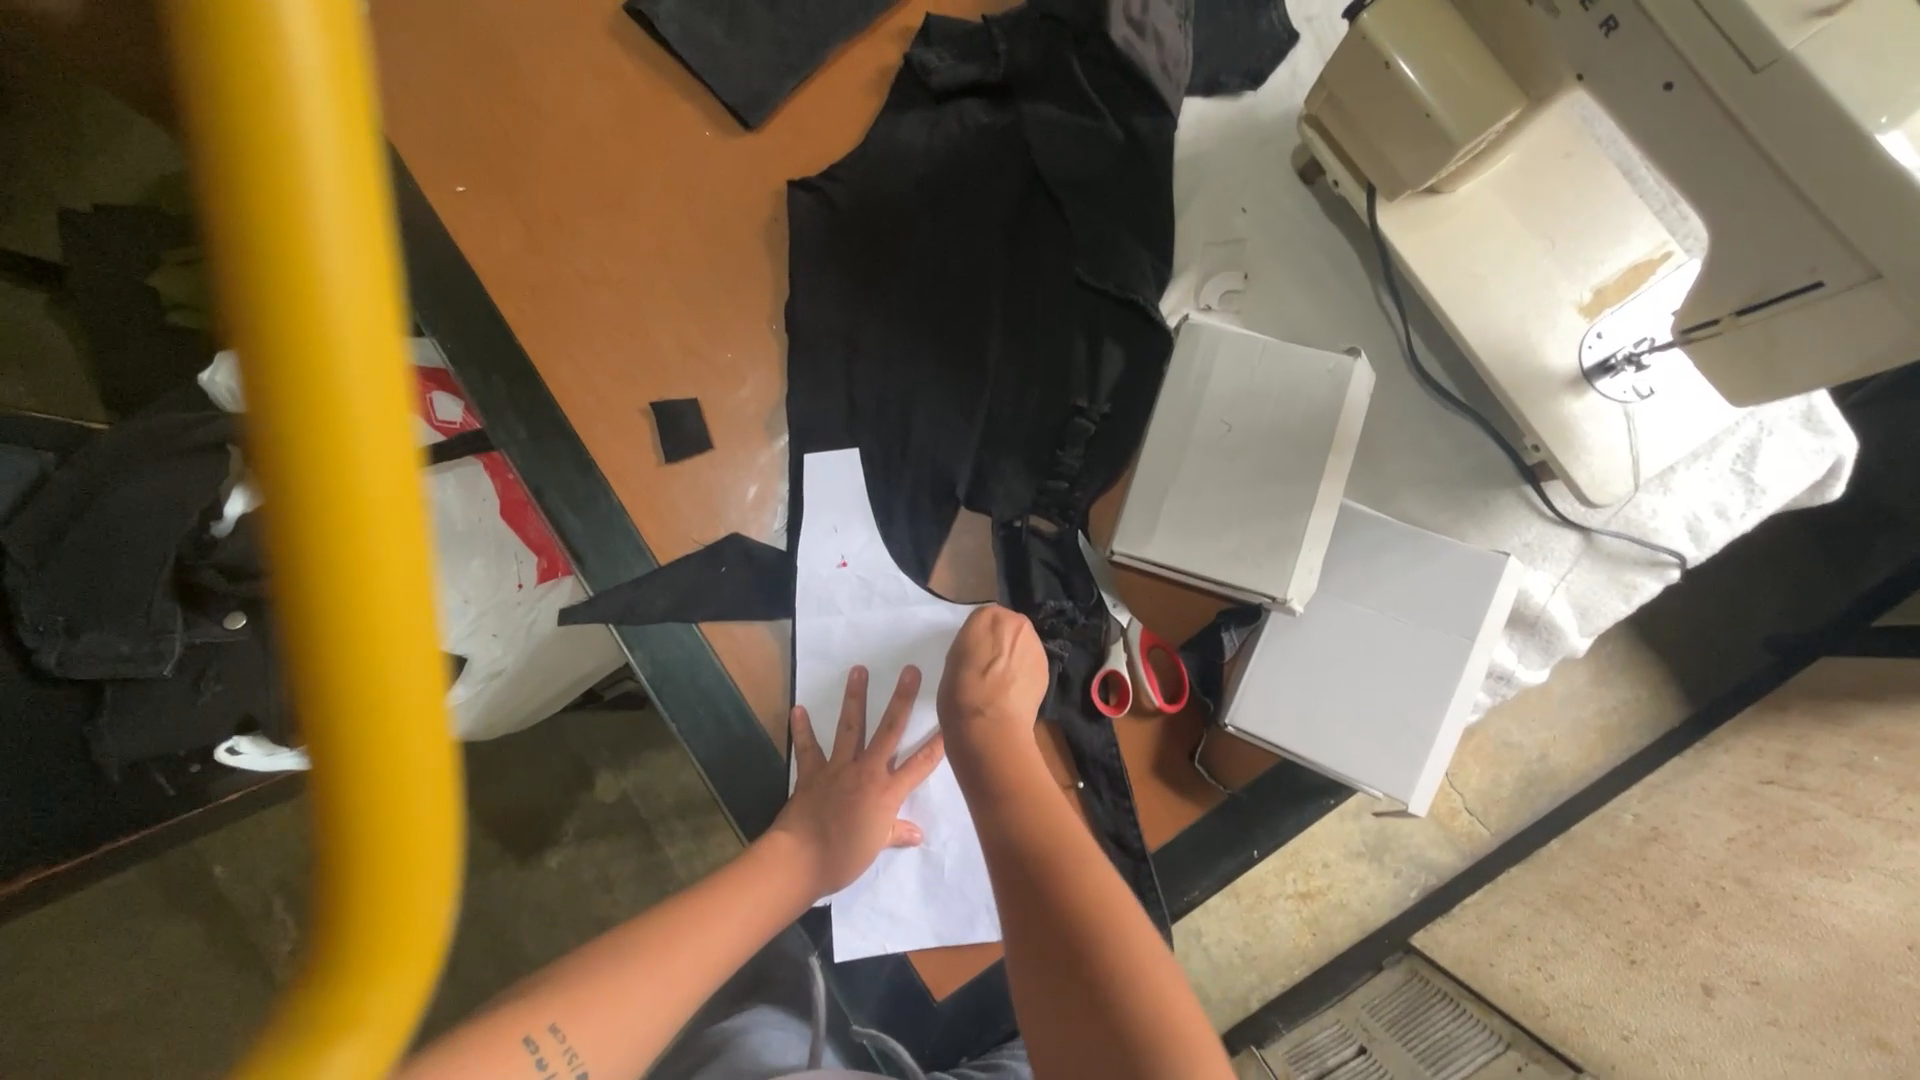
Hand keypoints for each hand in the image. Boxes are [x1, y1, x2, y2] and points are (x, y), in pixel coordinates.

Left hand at [768, 665, 946, 897]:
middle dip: (902, 699)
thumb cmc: (844, 857)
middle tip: (910, 671)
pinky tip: (798, 709)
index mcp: (887, 792)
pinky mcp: (812, 772)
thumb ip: (896, 833)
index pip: (921, 763)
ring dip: (855, 697)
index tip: (951, 719)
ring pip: (850, 726)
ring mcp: (838, 768)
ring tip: (859, 669)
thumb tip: (917, 834)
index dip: (939, 743)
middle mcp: (867, 771)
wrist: (800, 859)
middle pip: (889, 729)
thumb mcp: (876, 847)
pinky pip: (808, 747)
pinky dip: (802, 729)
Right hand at [937, 605, 1049, 764]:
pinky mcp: (1047, 668)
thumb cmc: (960, 692)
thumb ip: (971, 646)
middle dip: (1002, 642)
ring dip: (1016, 656)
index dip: (979, 637)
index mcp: (987, 616)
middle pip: (1008, 627)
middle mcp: (1016, 623)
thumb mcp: (953, 659)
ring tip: (1004, 681)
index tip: (974, 653)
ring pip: (1023, 645)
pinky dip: (1026, 672)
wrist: (989, 726)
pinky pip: (1032, 663)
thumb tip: (982, 653)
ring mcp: (1035, 645)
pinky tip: (1015, 691)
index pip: (984, 618)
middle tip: (989, 665)